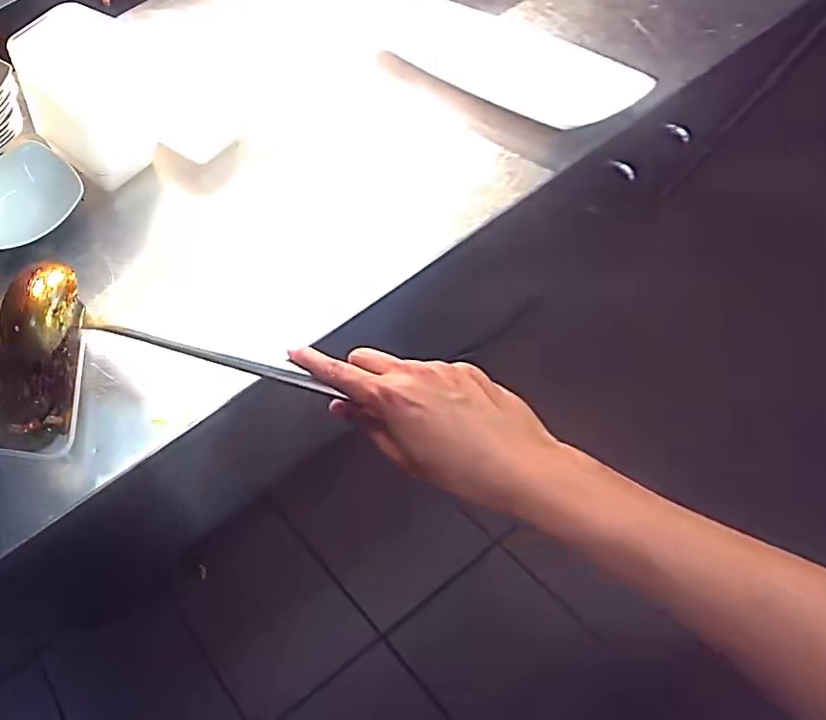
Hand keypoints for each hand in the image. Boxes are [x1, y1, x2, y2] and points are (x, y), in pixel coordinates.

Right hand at [290, 347, 584, 516]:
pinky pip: (436, 371)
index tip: (297, 353)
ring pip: (402, 366)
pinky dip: (432, 387)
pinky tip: (452, 416)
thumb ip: (371, 428)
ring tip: (424, 421)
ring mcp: (443, 369)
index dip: (313, 363)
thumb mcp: (407, 459)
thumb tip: (349, 411)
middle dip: (359, 375)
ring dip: (399, 384)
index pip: (340, 373)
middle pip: (366, 358)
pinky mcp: (467, 370)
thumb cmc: (472, 474)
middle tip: (367, 403)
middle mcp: (415, 375)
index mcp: (393, 398)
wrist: (528, 470)